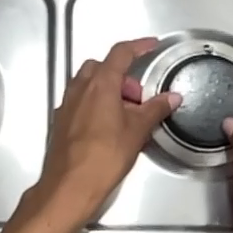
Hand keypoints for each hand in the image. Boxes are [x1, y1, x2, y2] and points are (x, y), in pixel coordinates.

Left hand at [30, 37, 180, 226]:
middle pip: (102, 68)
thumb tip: (171, 97)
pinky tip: (109, 127)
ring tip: (127, 115)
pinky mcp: (60, 122)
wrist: (69, 186)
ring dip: (109, 91)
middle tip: (139, 98)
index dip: (138, 47)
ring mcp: (66, 105)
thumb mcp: (137, 131)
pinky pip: (80, 103)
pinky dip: (96, 105)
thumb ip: (155, 109)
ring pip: (88, 85)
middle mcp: (79, 89)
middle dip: (123, 76)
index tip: (152, 45)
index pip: (120, 53)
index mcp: (99, 83)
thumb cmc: (104, 156)